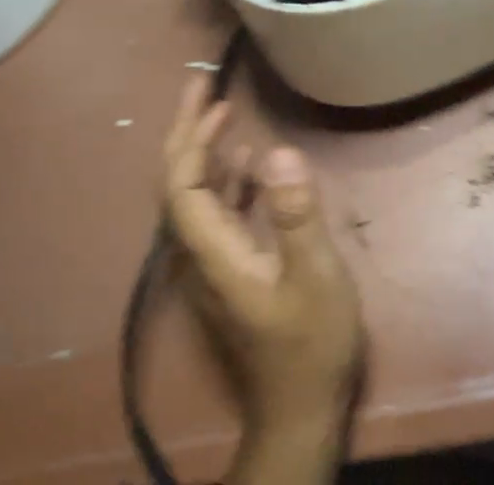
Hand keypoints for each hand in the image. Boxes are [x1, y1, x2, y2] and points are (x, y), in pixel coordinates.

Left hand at [162, 75, 361, 481]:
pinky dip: (226, 180)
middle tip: (204, 88)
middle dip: (186, 134)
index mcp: (213, 254)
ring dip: (204, 153)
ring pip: (195, 199)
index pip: (183, 186)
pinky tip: (249, 166)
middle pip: (178, 187)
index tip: (209, 96)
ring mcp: (215, 266)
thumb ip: (296, 215)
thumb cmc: (313, 341)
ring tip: (224, 114)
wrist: (300, 406)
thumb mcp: (315, 276)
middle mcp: (201, 257)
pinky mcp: (233, 272)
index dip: (191, 138)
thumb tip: (278, 150)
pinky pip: (217, 213)